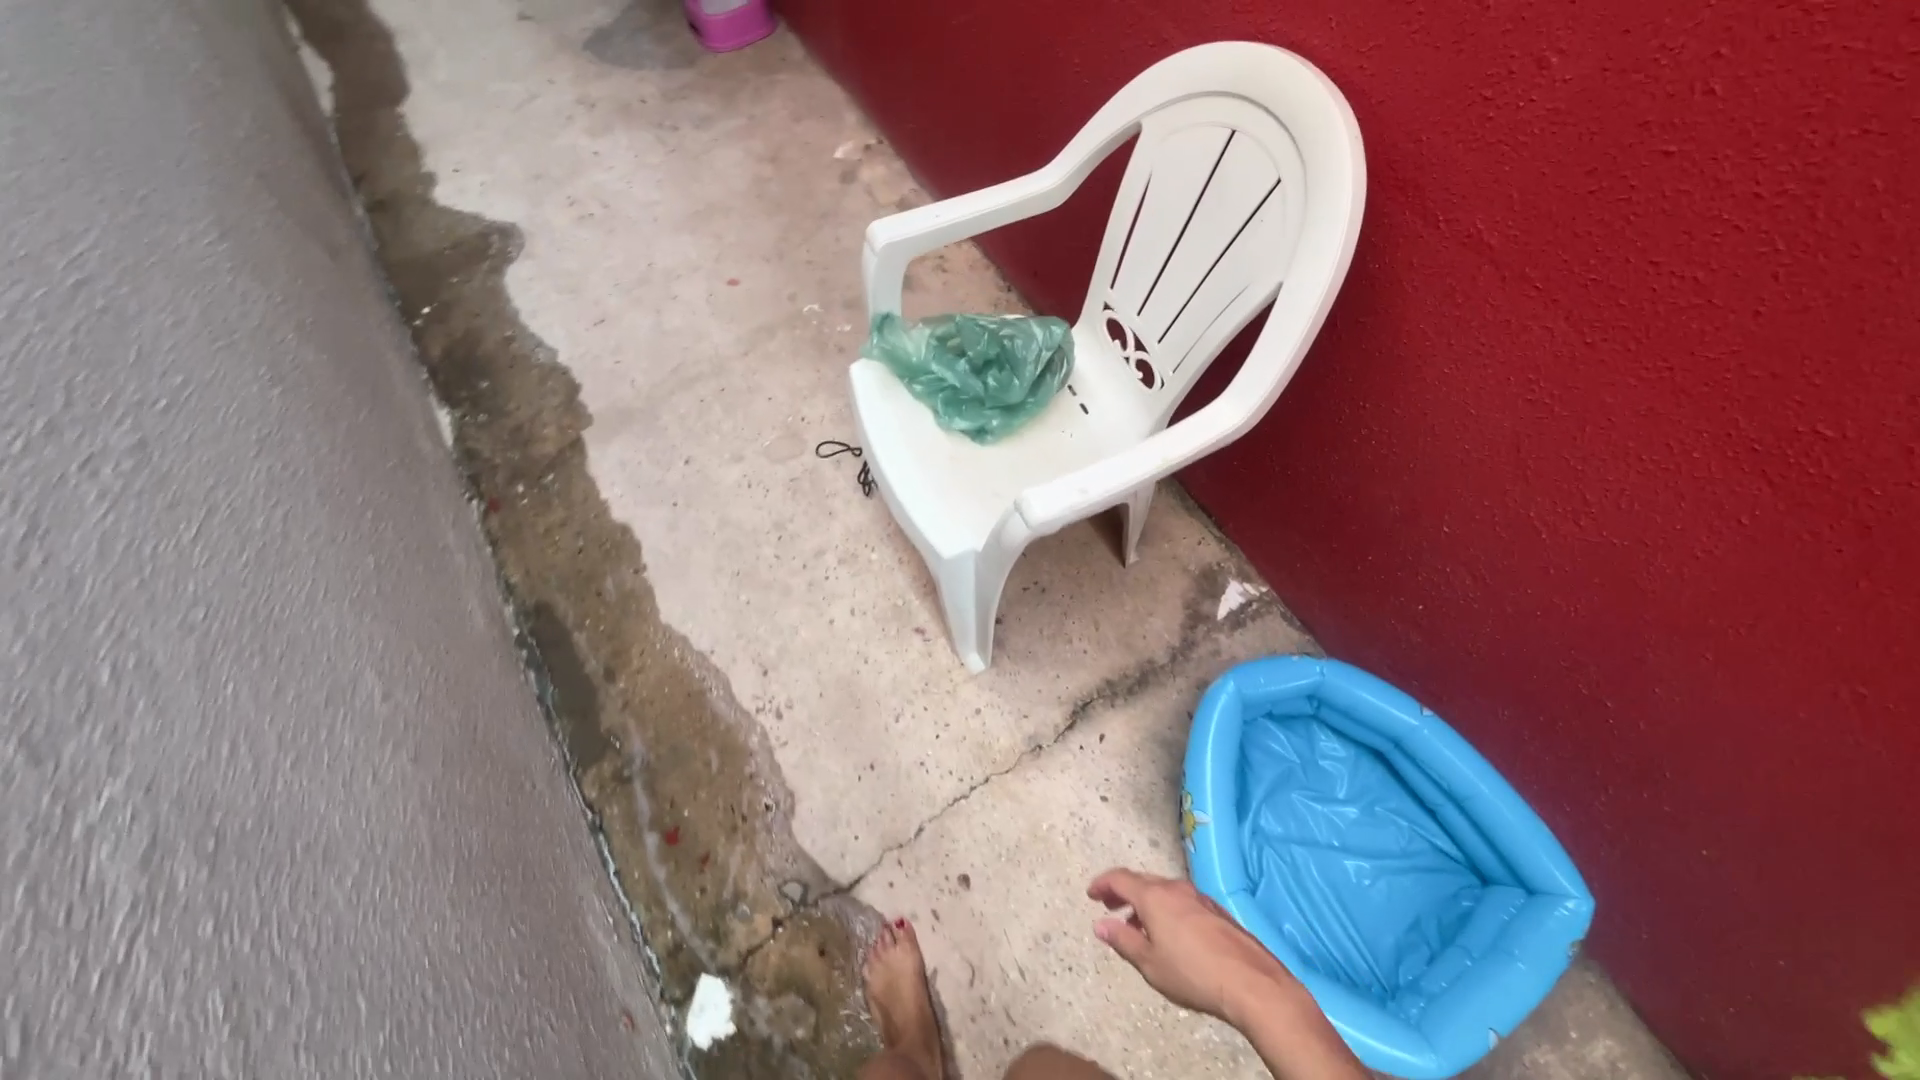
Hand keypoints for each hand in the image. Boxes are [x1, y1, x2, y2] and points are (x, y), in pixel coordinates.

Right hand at [1085, 867, 1299, 1025]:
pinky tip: (1171, 935)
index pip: (1120, 878)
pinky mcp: (1218, 912)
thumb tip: (1100, 924)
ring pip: (1164, 892)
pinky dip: (1167, 910)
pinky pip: (1183, 902)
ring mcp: (1200, 898)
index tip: (1091, 894)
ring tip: (1139, 927)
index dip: (1102, 883)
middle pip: (1143, 881)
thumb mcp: (1149, 963)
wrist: (1252, 983)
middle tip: (1111, 908)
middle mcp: (1176, 889)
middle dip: (1123, 892)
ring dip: (1146, 903)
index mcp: (1154, 897)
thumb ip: (1123, 940)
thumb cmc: (1192, 974)